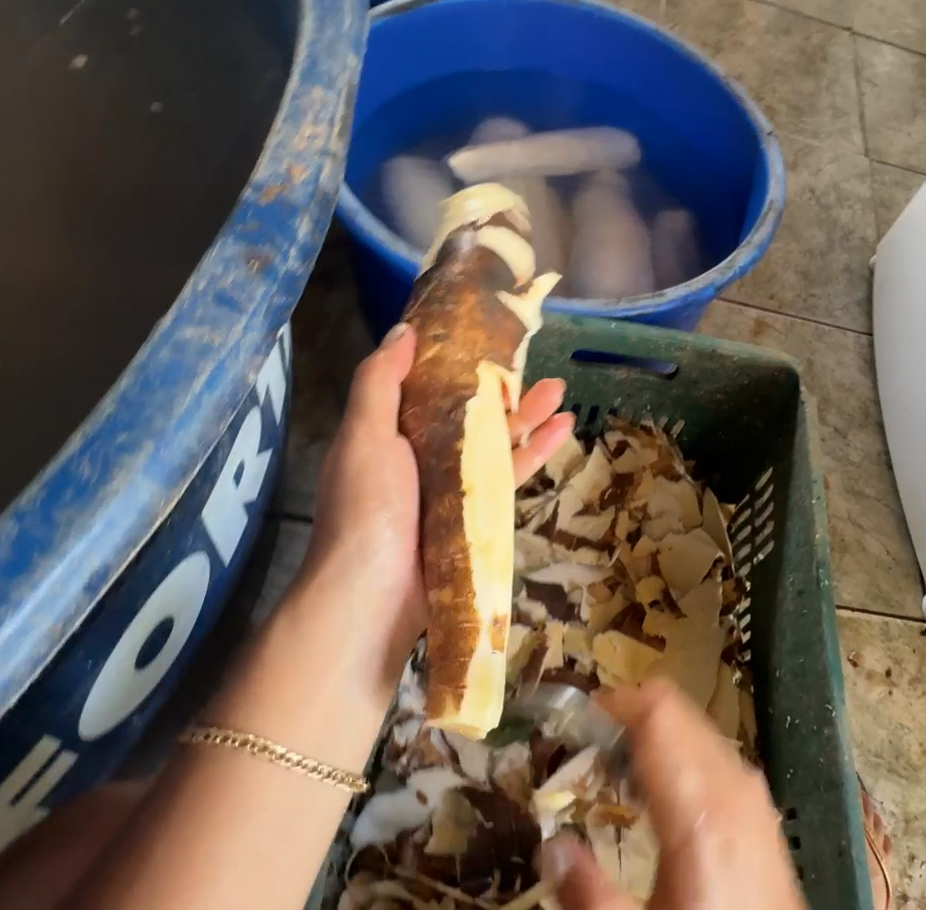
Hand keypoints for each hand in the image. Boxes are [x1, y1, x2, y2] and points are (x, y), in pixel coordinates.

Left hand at [299, 322, 574, 653]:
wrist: (372, 596)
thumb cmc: (365, 507)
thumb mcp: (365, 435)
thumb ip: (380, 382)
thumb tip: (404, 330)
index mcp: (390, 432)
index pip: (426, 386)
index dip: (455, 360)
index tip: (483, 332)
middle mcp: (420, 456)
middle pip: (468, 411)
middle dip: (500, 386)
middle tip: (533, 360)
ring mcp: (452, 487)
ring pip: (495, 442)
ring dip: (526, 415)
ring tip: (560, 390)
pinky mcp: (477, 514)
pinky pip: (509, 476)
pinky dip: (535, 453)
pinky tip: (561, 433)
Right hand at [537, 681, 806, 909]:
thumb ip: (587, 890)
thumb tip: (552, 846)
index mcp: (697, 809)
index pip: (658, 716)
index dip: (618, 702)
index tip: (582, 714)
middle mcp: (731, 786)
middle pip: (679, 713)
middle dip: (634, 716)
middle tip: (592, 743)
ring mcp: (753, 796)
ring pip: (700, 729)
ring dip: (660, 734)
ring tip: (620, 766)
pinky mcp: (762, 811)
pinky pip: (718, 755)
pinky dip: (685, 753)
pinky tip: (663, 792)